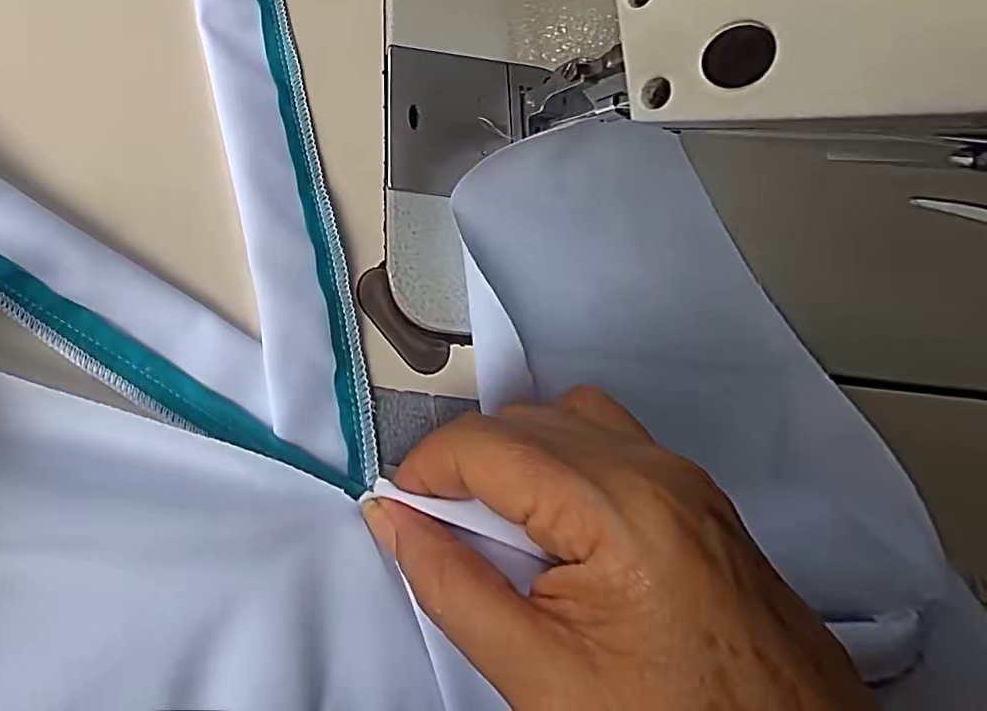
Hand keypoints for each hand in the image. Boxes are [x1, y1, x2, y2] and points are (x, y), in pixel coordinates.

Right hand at [360, 386, 875, 710]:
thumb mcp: (538, 673)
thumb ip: (446, 584)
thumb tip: (391, 519)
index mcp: (619, 512)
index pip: (479, 445)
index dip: (423, 472)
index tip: (405, 511)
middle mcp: (658, 477)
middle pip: (510, 422)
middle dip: (459, 466)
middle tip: (444, 529)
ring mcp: (685, 482)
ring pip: (551, 415)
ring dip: (506, 454)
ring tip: (498, 521)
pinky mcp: (697, 497)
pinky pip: (598, 431)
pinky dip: (553, 453)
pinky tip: (550, 515)